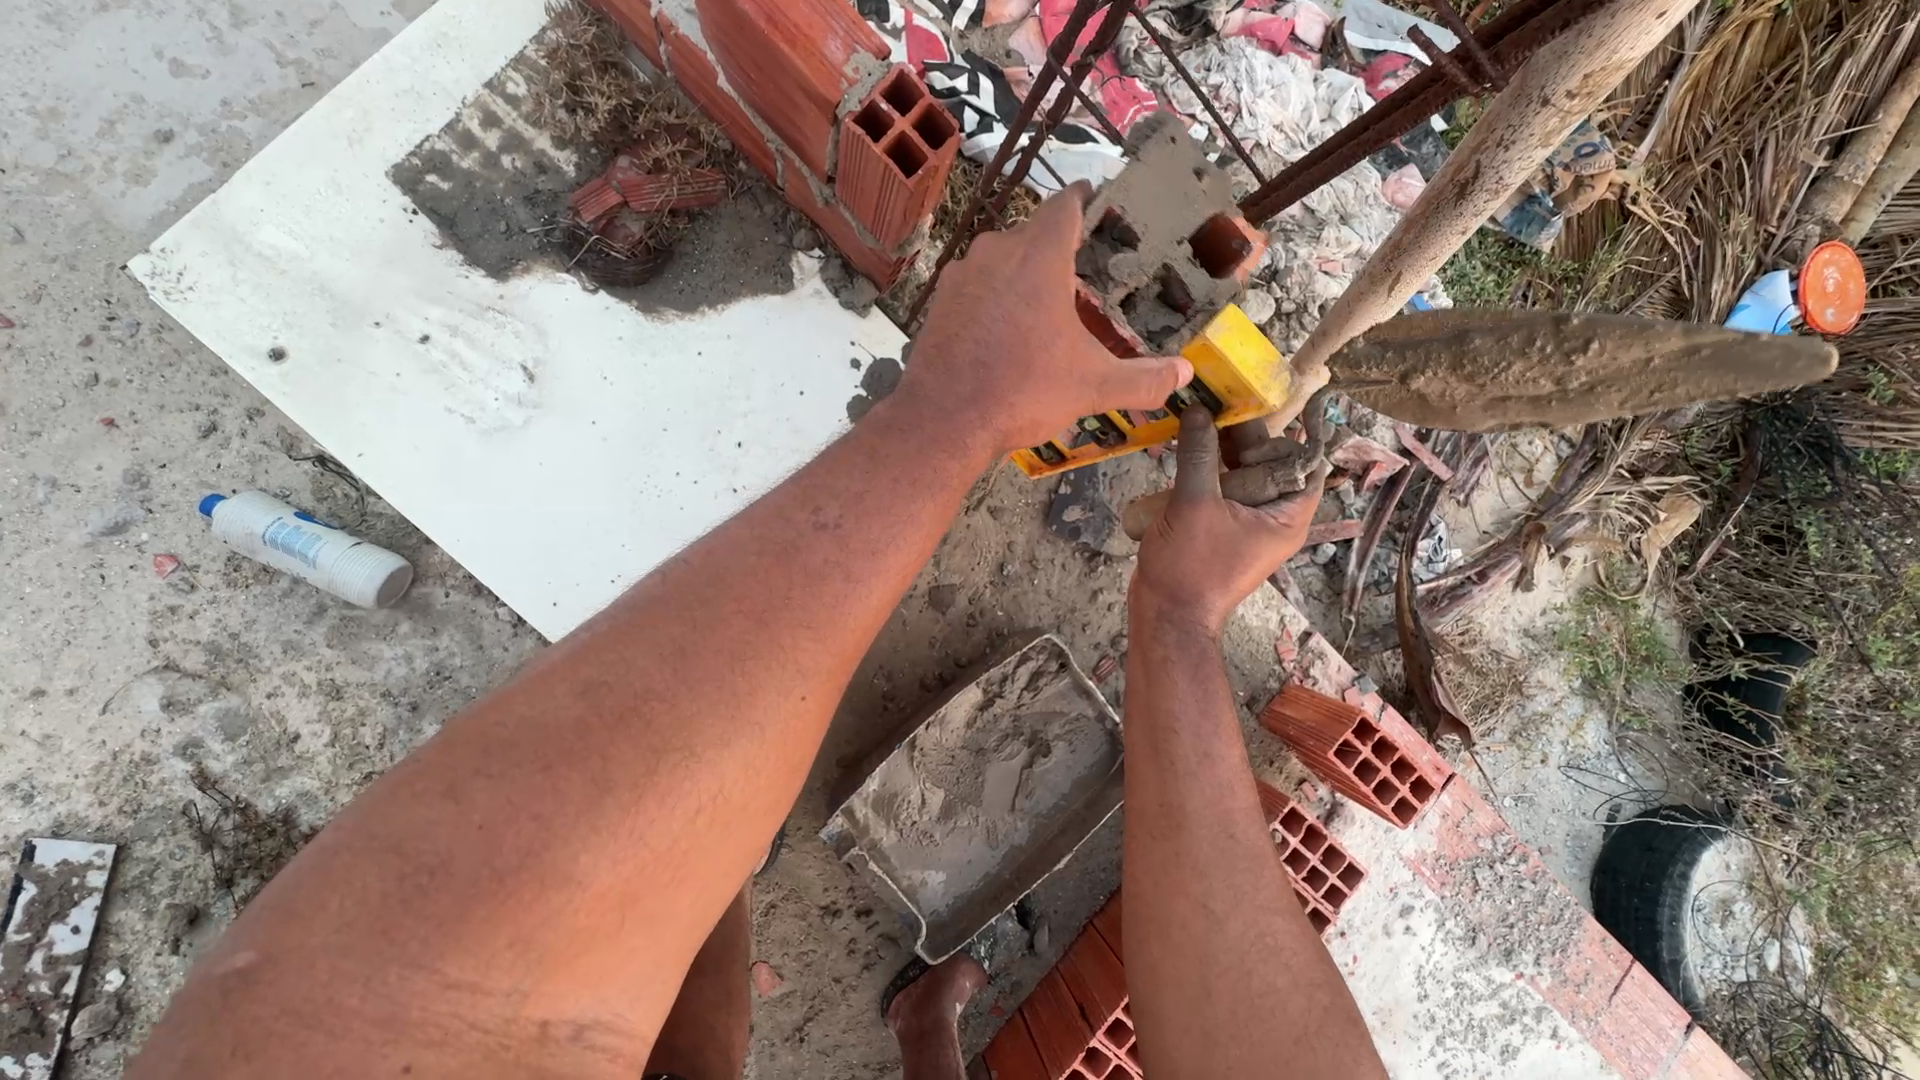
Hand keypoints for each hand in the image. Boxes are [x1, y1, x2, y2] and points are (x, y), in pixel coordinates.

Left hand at [897, 182, 1192, 455]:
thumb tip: (1184, 375)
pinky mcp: (939, 302)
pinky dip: (993, 300)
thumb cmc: (1023, 391)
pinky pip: (976, 287)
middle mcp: (997, 251)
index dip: (1087, 201)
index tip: (1101, 206)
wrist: (944, 420)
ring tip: (1044, 308)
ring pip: (1001, 261)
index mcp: (1039, 254)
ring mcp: (961, 274)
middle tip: (1083, 275)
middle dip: (1058, 250)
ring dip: (1022, 276)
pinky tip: (1004, 332)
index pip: (1067, 204)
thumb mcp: (1092, 387)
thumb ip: (1143, 378)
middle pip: (1034, 234)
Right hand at [1132, 407, 1326, 635]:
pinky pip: (1222, 493)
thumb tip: (1198, 410)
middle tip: (1215, 413)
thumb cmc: (1190, 566)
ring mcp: (1245, 526)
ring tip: (1196, 425)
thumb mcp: (1194, 504)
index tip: (1249, 421)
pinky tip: (1184, 454)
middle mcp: (1273, 519)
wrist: (1167, 615)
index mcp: (1287, 516)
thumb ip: (1198, 454)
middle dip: (1244, 439)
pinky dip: (1207, 473)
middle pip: (1269, 466)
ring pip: (1242, 478)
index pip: (1306, 464)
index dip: (1282, 439)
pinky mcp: (1220, 530)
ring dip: (1221, 454)